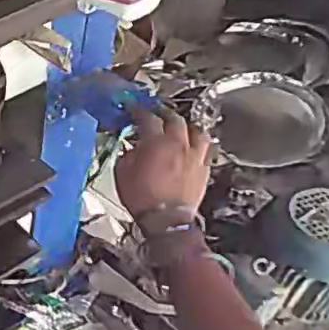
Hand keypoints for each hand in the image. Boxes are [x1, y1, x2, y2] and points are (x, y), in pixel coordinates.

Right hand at [115, 106, 212, 222]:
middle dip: (163, 114)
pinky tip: (192, 146)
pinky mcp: (204, 169)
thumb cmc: (142, 197)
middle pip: (175, 119)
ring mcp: (195, 156)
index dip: (139, 111)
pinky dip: (198, 144)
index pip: (148, 118)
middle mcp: (179, 145)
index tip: (133, 110)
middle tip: (155, 114)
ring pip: (197, 131)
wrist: (165, 219)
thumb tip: (130, 147)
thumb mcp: (122, 171)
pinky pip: (206, 149)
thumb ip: (127, 153)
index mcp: (156, 142)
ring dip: (186, 126)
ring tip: (179, 127)